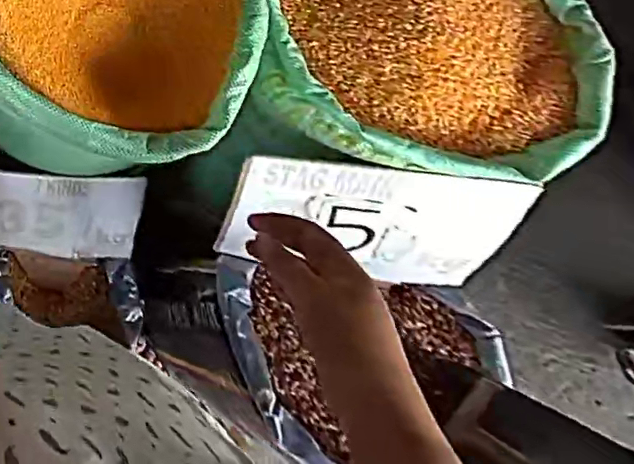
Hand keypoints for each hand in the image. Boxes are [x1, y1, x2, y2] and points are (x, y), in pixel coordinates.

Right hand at [247, 212, 392, 356]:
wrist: (381, 412)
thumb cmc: (345, 348)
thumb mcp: (309, 298)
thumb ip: (285, 265)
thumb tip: (264, 238)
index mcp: (347, 271)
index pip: (310, 232)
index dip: (279, 223)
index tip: (252, 221)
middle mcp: (355, 286)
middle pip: (315, 251)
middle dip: (283, 241)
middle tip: (253, 240)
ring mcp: (356, 312)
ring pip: (316, 275)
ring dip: (289, 265)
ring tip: (265, 265)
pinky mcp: (352, 338)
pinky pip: (319, 298)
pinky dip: (298, 288)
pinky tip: (288, 300)